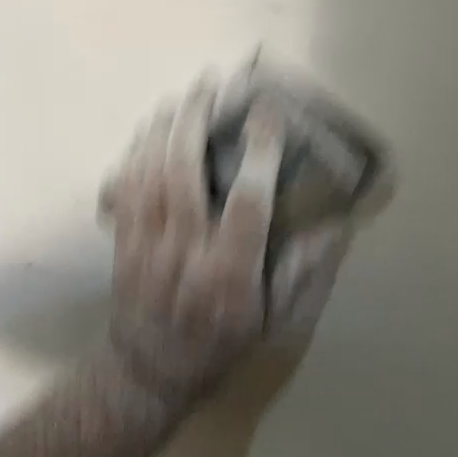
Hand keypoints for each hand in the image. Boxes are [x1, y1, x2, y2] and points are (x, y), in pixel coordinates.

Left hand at [101, 81, 352, 406]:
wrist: (150, 372)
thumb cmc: (221, 343)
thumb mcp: (273, 319)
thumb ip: (302, 269)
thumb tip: (334, 223)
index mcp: (229, 272)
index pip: (246, 203)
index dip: (258, 154)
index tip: (266, 112)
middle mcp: (186, 251)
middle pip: (183, 173)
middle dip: (194, 121)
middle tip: (208, 84)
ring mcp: (147, 244)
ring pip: (148, 172)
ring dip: (164, 127)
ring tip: (181, 96)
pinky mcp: (123, 241)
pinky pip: (124, 186)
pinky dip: (136, 151)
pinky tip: (149, 129)